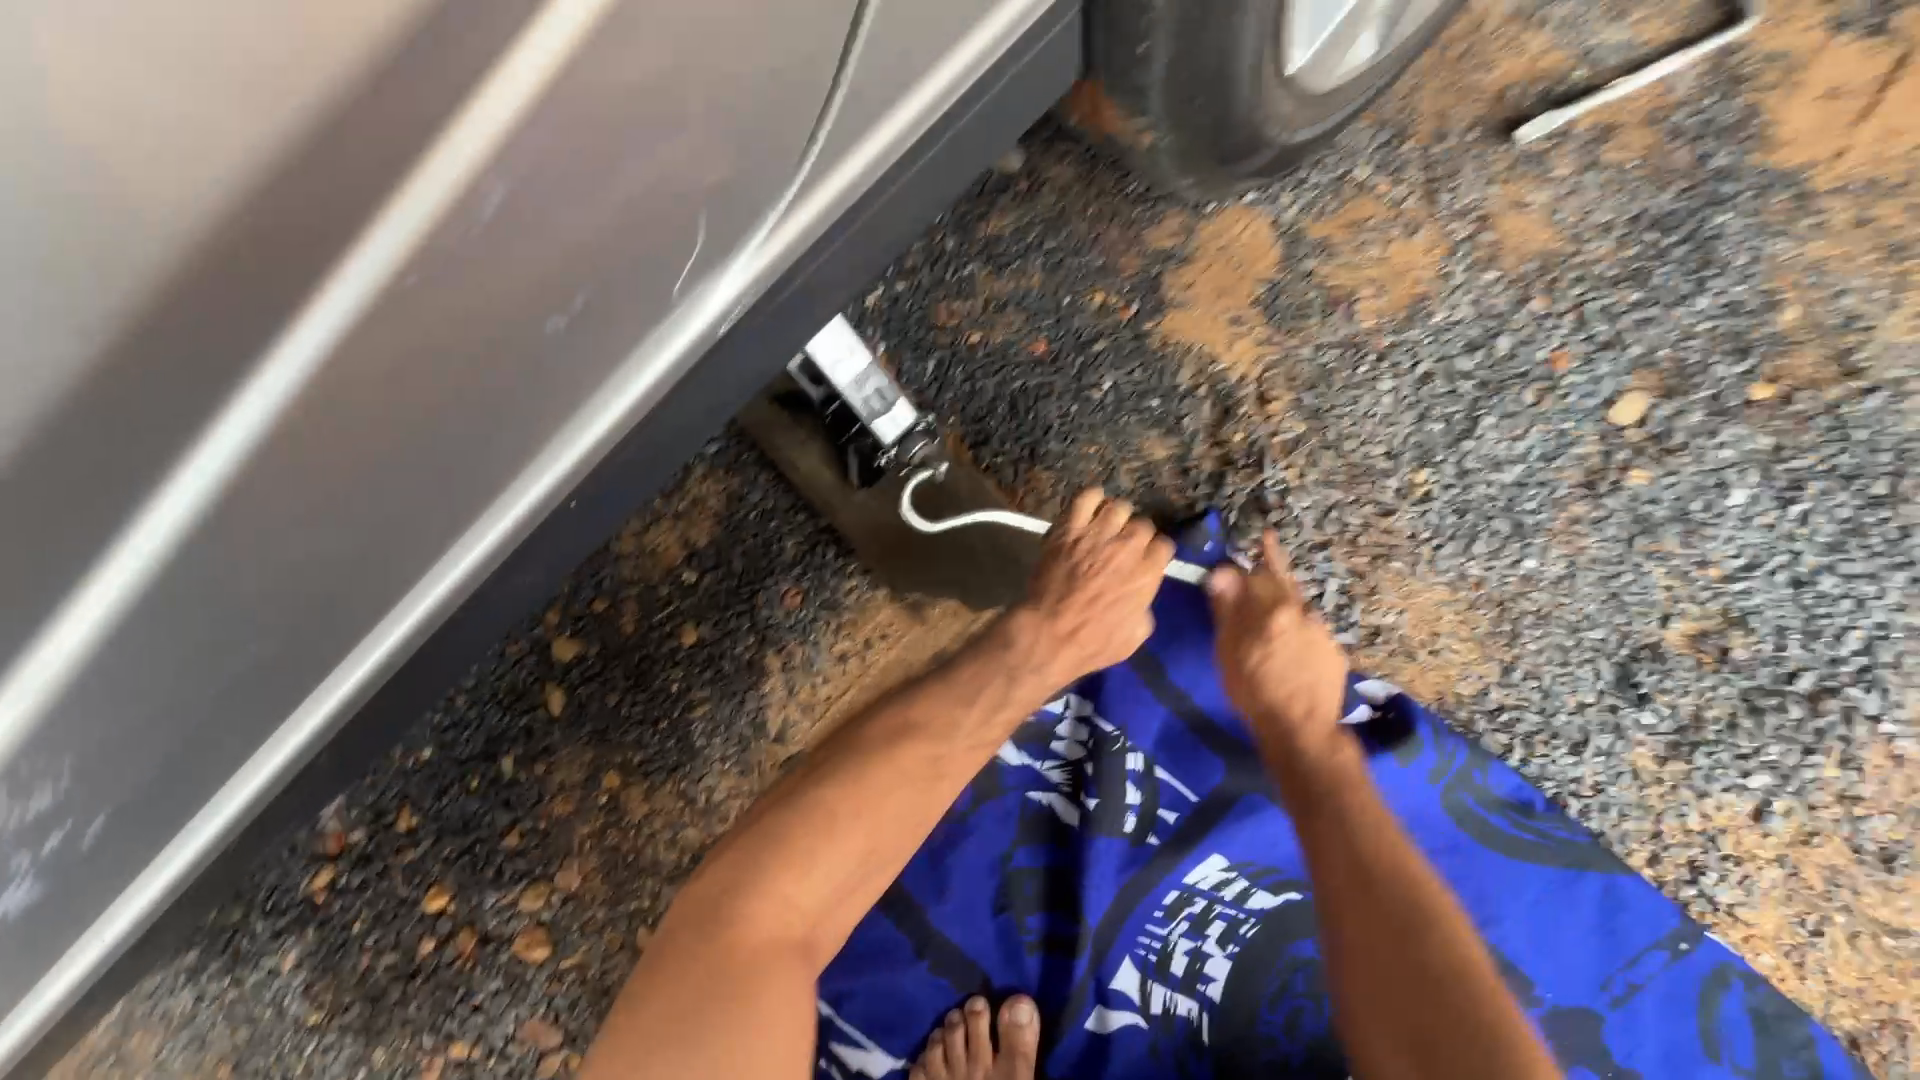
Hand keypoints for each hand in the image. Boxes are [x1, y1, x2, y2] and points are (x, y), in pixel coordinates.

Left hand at [1007, 489, 1175, 685]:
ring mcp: (1097, 535)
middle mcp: (1127, 548)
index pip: (1164, 544)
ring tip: (1107, 527)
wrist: (1050, 633)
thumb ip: (1145, 608)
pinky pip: (1085, 498)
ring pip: (1118, 508)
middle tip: (1123, 546)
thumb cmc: (1093, 642)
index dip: (1155, 551)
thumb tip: (1141, 598)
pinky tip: (1091, 505)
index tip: (1147, 558)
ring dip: (1115, 517)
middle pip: (1143, 524)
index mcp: (1147, 573)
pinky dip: (1091, 498)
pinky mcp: (1068, 530)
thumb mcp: (1135, 636)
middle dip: (1136, 534)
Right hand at [1206, 532, 1350, 782]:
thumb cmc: (1254, 689)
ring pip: (1299, 607)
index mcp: (1273, 608)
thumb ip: (1227, 608)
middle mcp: (1302, 611)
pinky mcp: (1335, 652)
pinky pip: (1312, 631)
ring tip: (1276, 604)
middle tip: (1268, 541)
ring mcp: (1322, 631)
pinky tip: (1292, 645)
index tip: (1238, 553)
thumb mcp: (1229, 650)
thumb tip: (1222, 572)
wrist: (1302, 729)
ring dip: (1285, 601)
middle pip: (1282, 581)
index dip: (1243, 564)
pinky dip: (1299, 629)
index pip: (1255, 573)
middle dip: (1271, 563)